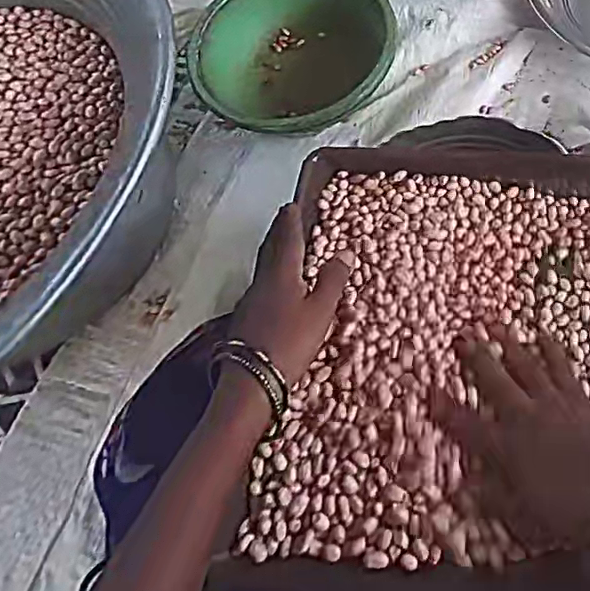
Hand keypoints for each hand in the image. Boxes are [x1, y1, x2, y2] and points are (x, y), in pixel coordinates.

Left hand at [225, 204, 352, 385]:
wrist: (250, 384)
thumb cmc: (290, 342)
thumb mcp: (321, 310)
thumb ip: (332, 280)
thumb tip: (344, 252)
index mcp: (281, 275)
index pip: (287, 240)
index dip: (290, 223)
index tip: (290, 206)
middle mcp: (261, 284)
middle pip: (268, 251)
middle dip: (277, 234)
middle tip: (282, 221)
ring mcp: (249, 303)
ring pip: (262, 270)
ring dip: (272, 255)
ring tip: (282, 250)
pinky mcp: (245, 322)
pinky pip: (260, 289)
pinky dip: (269, 278)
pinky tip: (274, 289)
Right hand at [434, 323, 589, 547]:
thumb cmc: (566, 512)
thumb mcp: (521, 515)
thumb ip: (491, 497)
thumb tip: (462, 487)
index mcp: (507, 447)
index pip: (467, 426)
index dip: (445, 409)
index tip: (429, 391)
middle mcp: (525, 416)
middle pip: (494, 380)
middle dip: (476, 357)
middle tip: (462, 336)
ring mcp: (552, 402)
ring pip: (525, 365)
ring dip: (509, 343)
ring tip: (494, 323)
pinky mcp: (575, 397)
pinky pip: (561, 366)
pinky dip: (551, 349)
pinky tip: (543, 333)